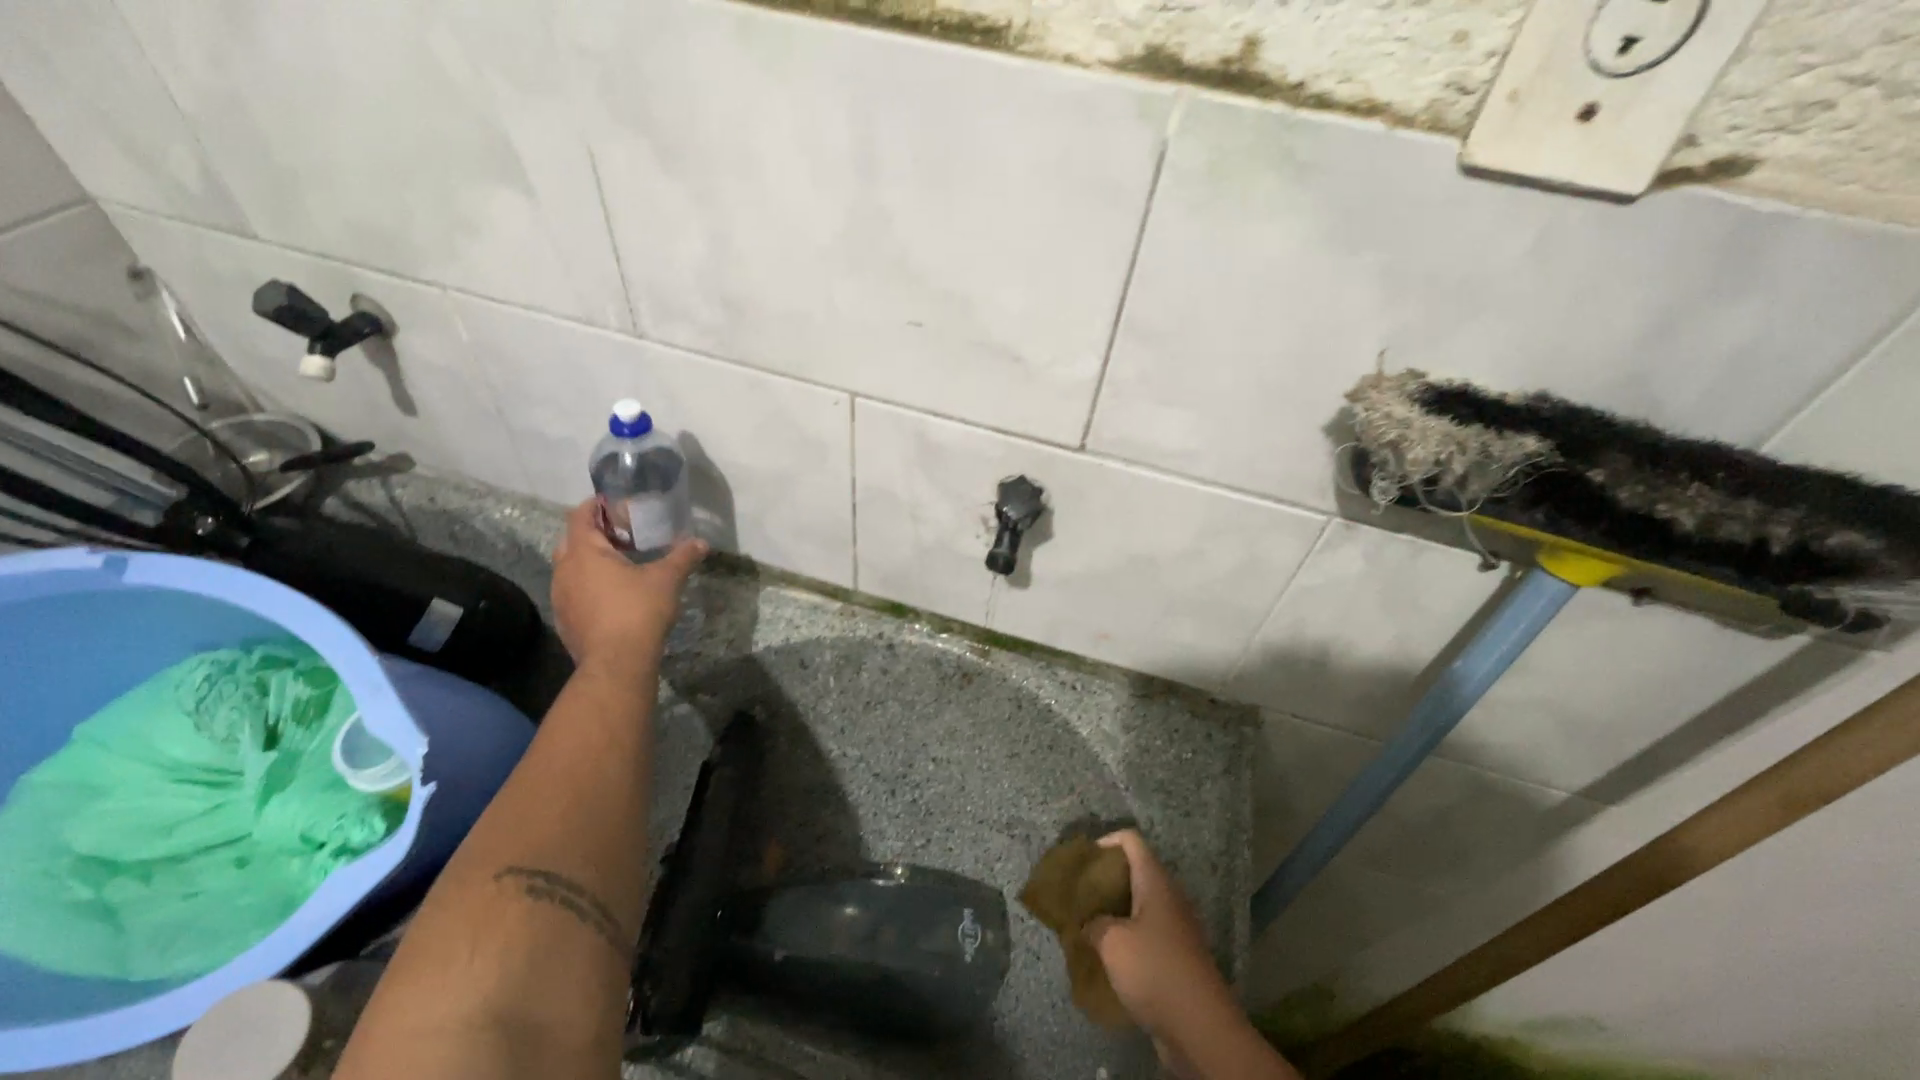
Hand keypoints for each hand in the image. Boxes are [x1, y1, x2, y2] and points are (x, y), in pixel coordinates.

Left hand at [551, 499, 706, 673]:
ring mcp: (561, 597)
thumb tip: (701, 542)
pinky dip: (588, 587)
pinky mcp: (564, 620)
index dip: (595, 505)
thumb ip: (682, 557)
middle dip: (594, 534)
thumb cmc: (638, 611)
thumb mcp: (666, 579)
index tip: (613, 503)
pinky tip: (611, 597)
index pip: (580, 515)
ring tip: (619, 567)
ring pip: (570, 569)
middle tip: (622, 536)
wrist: (616, 663)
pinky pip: (573, 593)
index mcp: (584, 552)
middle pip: (572, 540)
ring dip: (590, 563)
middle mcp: (565, 570)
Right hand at [1085, 830, 1235, 1044]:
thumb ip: (1094, 923)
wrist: (1200, 1026)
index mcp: (1156, 883)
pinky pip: (1146, 934)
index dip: (1105, 842)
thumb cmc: (1154, 970)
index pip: (1131, 841)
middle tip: (1077, 895)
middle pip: (1134, 872)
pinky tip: (1105, 955)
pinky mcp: (1176, 957)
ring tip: (1085, 925)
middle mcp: (1169, 899)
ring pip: (1139, 906)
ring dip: (1113, 911)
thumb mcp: (1111, 942)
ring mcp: (1176, 929)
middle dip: (1104, 880)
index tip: (1081, 862)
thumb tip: (1089, 923)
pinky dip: (1125, 937)